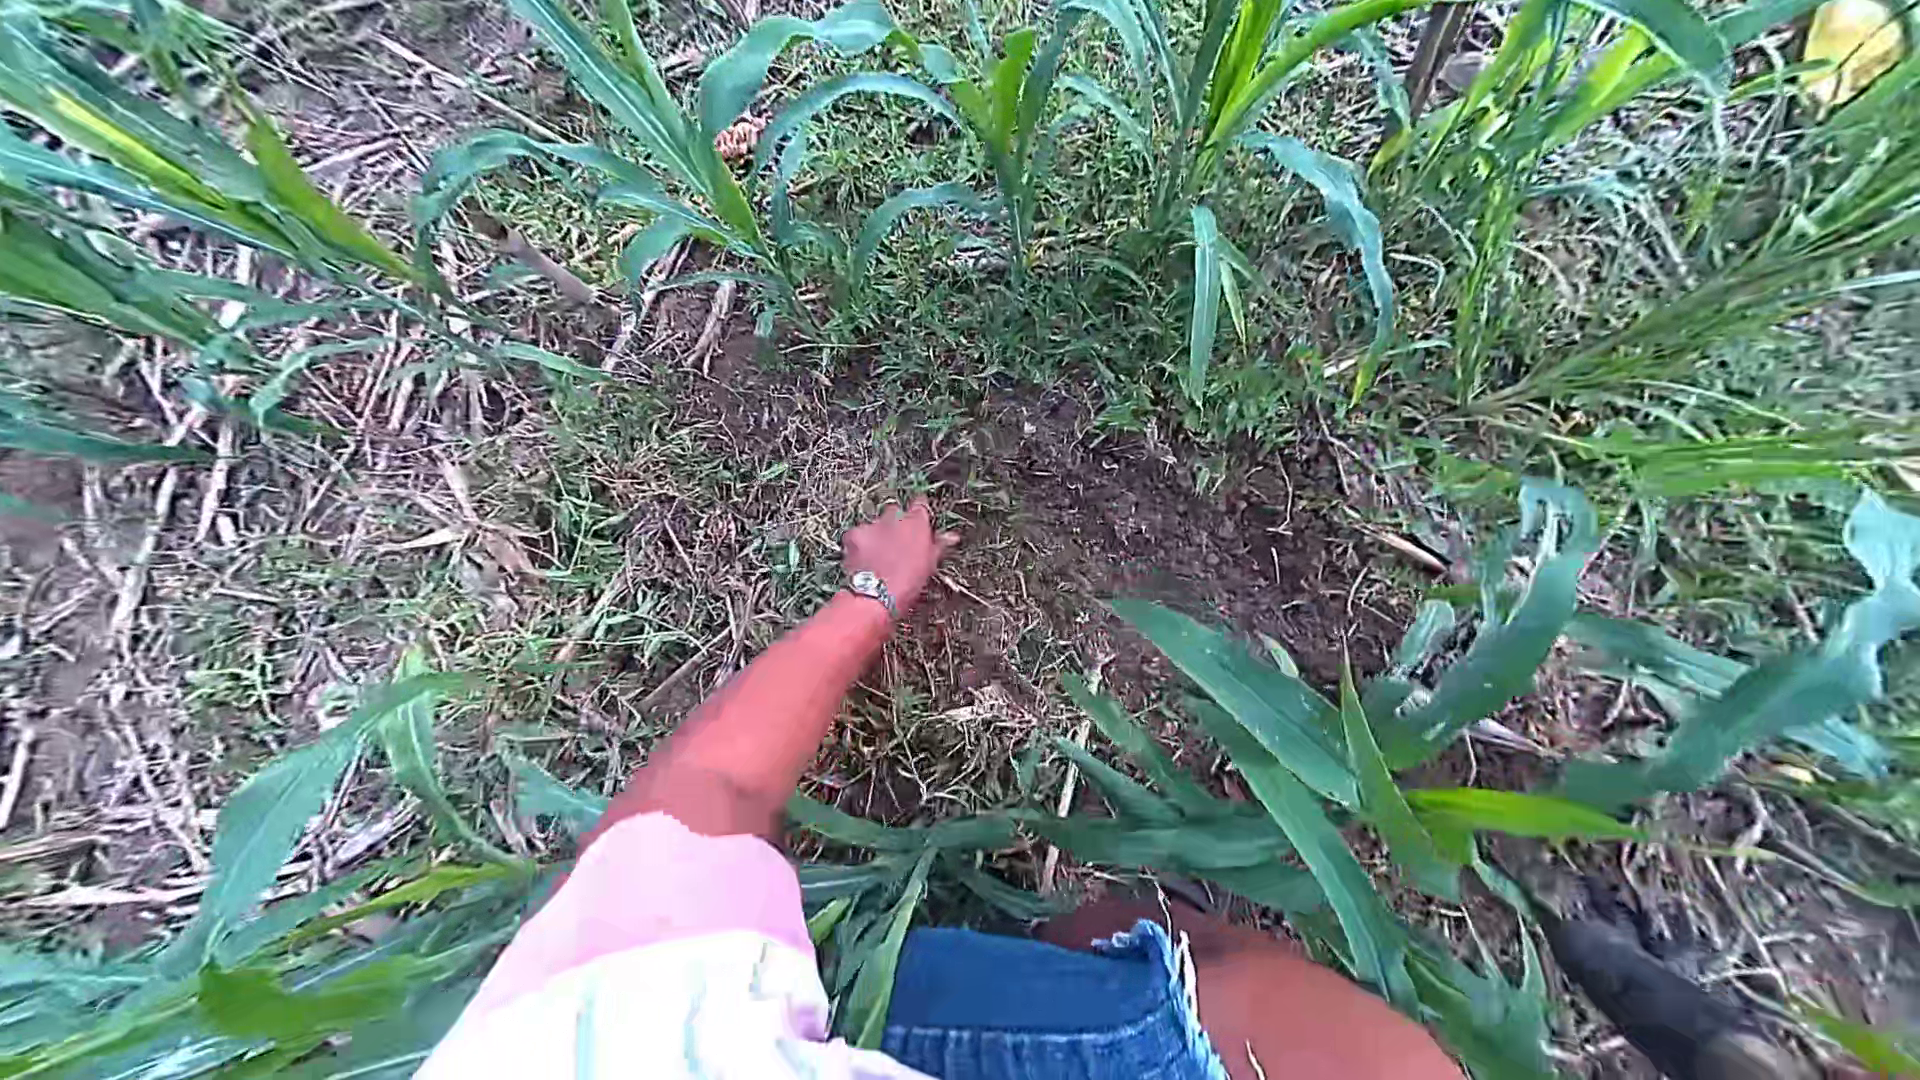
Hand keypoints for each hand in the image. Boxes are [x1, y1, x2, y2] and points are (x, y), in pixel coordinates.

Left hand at [842, 498, 958, 614]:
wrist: (876, 596)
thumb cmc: (908, 584)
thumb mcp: (929, 565)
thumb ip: (939, 545)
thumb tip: (952, 537)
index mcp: (917, 523)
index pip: (920, 504)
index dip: (919, 509)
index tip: (918, 516)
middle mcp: (895, 517)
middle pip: (895, 511)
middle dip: (895, 523)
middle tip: (897, 543)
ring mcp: (873, 524)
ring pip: (875, 523)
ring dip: (877, 534)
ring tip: (878, 555)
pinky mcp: (854, 533)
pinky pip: (857, 533)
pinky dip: (859, 543)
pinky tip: (863, 558)